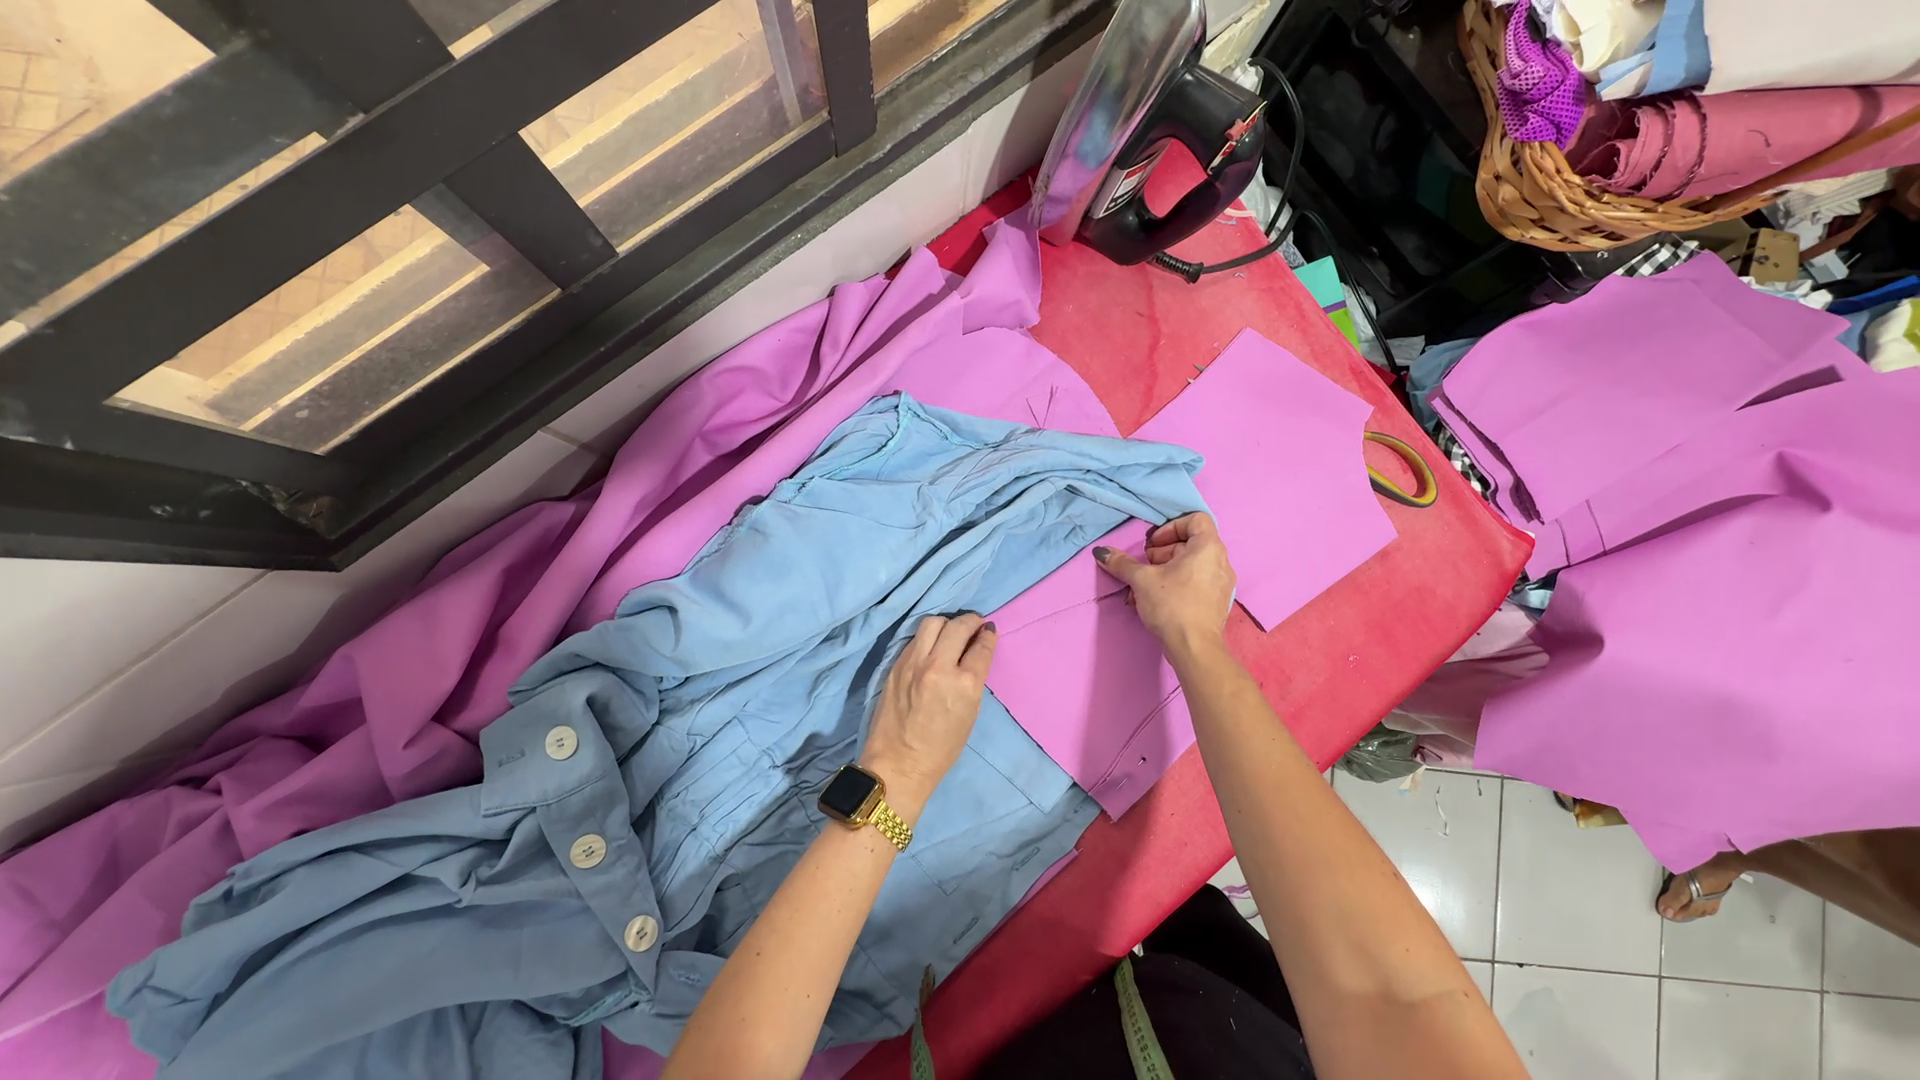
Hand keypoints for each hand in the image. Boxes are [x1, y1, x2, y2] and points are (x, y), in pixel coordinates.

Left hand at [860, 613, 997, 820]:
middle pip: (958, 626)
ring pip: (932, 622)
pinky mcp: (895, 665)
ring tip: (951, 633)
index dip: (988, 635)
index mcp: (963, 684)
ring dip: (946, 624)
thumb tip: (975, 655)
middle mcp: (939, 666)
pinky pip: (915, 638)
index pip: (981, 646)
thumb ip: (973, 679)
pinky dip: (927, 637)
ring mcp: (913, 663)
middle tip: (974, 625)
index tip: (989, 630)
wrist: (898, 763)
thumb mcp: (970, 714)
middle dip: (971, 621)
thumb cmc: (941, 749)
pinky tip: (931, 646)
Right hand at [1094, 512, 1236, 656]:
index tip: (1152, 544)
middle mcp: (1221, 561)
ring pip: (1193, 564)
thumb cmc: (1172, 605)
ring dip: (1167, 569)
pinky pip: (1198, 582)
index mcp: (1209, 547)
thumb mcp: (1142, 580)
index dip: (1170, 527)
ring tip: (1147, 585)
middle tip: (1145, 565)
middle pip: (1191, 543)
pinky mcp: (1218, 601)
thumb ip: (1122, 563)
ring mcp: (1223, 583)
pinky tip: (1158, 600)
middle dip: (1163, 551)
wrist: (1195, 647)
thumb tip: (1101, 552)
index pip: (1195, 520)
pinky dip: (1178, 583)